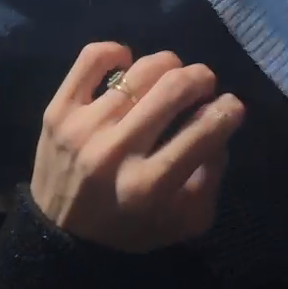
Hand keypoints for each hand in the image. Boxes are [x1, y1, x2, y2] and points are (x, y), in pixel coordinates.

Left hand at [31, 43, 244, 253]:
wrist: (57, 236)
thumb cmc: (128, 227)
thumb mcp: (182, 221)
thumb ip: (210, 177)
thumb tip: (219, 126)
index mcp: (149, 185)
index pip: (204, 131)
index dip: (228, 110)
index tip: (230, 106)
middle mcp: (116, 151)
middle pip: (174, 88)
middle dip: (202, 78)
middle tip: (204, 86)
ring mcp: (84, 126)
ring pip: (141, 69)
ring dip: (169, 65)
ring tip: (169, 78)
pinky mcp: (58, 110)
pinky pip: (91, 59)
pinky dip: (116, 52)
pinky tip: (127, 63)